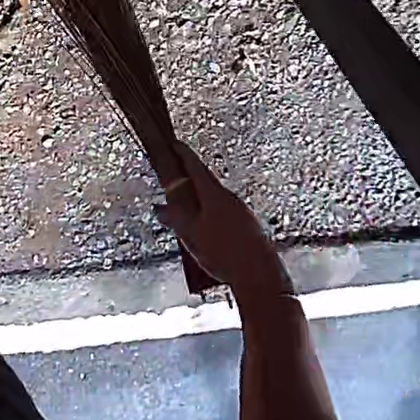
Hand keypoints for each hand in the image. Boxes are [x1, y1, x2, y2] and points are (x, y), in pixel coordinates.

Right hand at [157, 142, 292, 301]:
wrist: (259, 275)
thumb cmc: (224, 254)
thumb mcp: (192, 236)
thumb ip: (176, 219)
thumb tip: (160, 207)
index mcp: (214, 195)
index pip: (195, 166)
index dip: (183, 153)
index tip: (173, 144)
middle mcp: (229, 197)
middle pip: (205, 180)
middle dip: (189, 175)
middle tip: (174, 173)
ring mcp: (240, 210)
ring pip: (214, 196)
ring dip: (199, 195)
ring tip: (185, 206)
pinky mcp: (247, 224)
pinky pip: (223, 209)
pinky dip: (209, 210)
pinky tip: (205, 225)